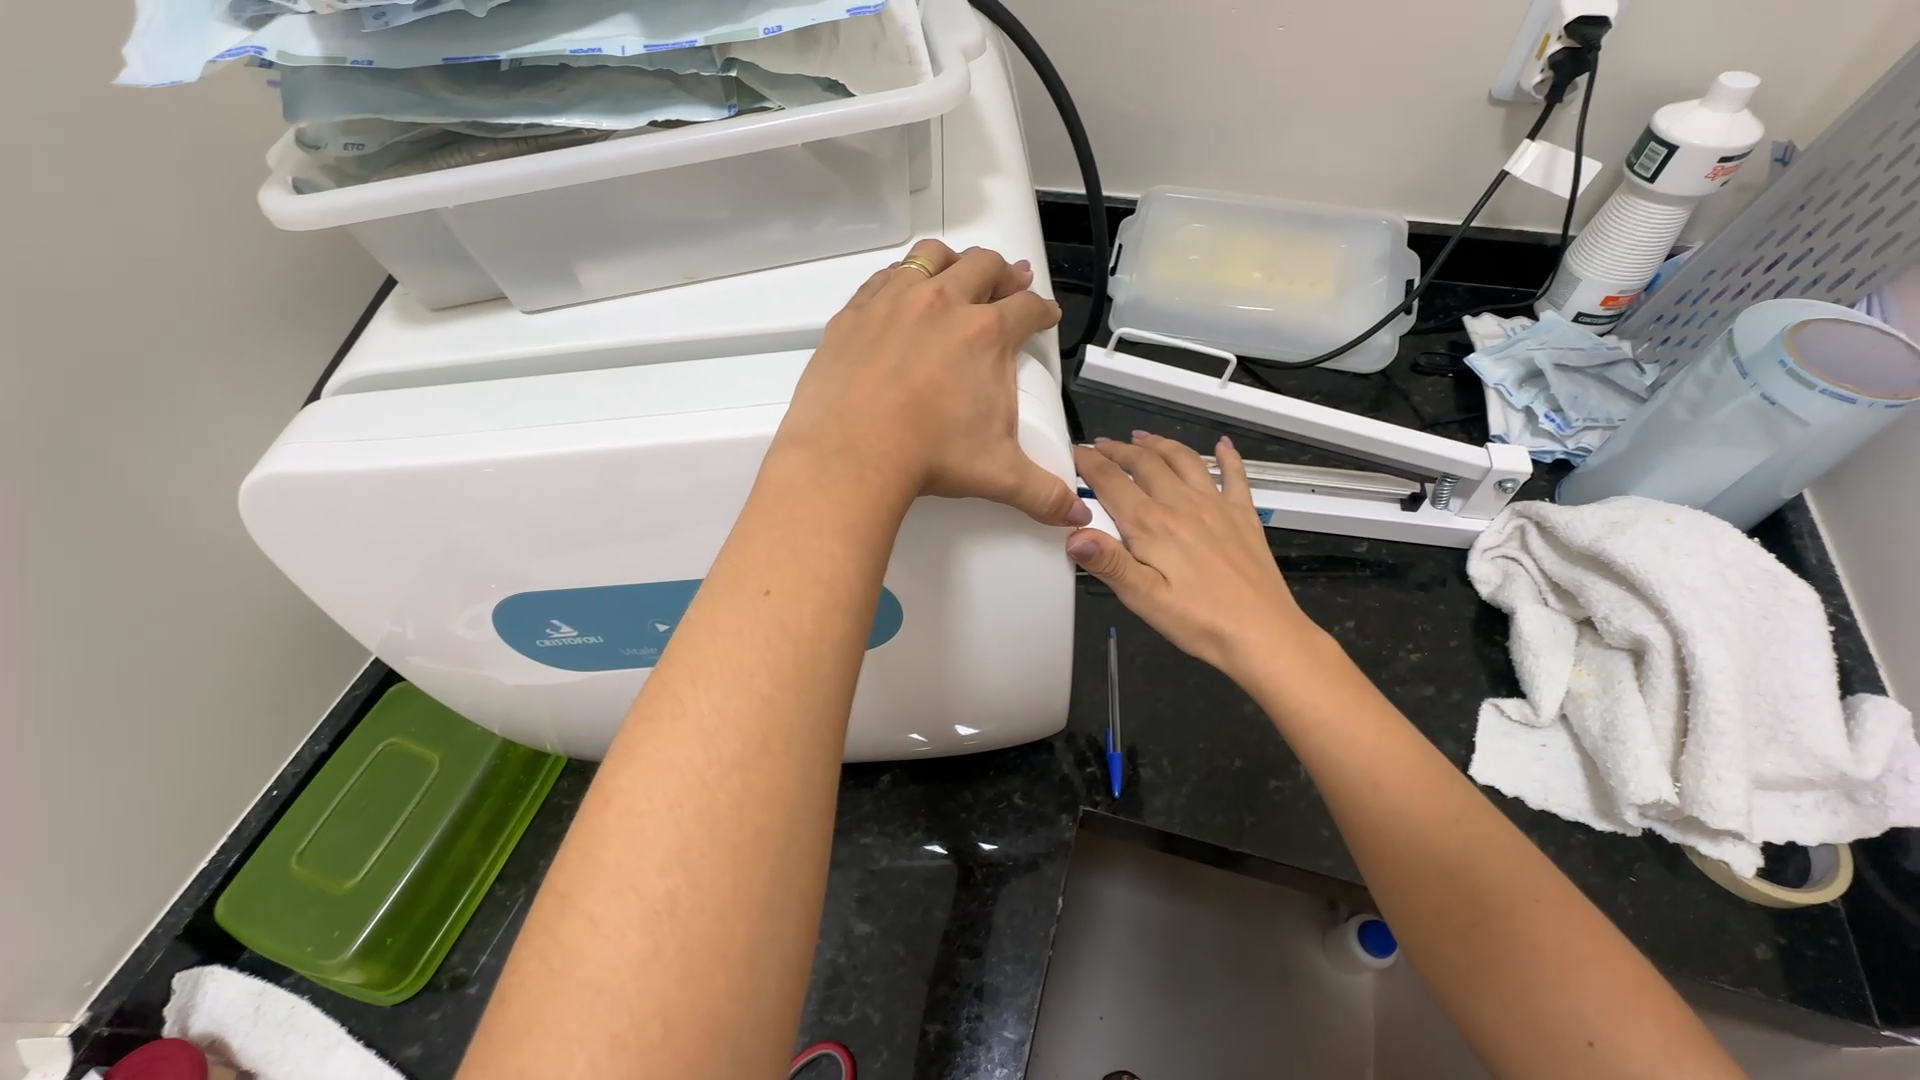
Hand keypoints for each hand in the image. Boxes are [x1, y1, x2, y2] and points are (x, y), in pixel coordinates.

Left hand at [771, 239, 1090, 527]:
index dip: (1043, 310)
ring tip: (958, 271)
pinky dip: (900, 276)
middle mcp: (944, 306)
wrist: (850, 453)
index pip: (1027, 309)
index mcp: (986, 335)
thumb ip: (1043, 492)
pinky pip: (884, 276)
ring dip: (953, 260)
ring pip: (933, 257)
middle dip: (1004, 273)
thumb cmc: (924, 455)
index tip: (1044, 314)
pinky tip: (901, 291)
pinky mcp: (856, 313)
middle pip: (984, 267)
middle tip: (1010, 283)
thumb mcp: (997, 475)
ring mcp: (896, 303)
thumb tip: (1072, 513)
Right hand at [1069, 433, 1323, 681]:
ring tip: (1143, 438)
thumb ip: (1108, 562)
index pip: (1111, 482)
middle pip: (1145, 463)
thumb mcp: (1143, 598)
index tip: (1076, 454)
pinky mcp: (1243, 516)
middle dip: (1119, 450)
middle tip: (1102, 445)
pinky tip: (1223, 445)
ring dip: (1160, 444)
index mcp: (1152, 526)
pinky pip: (1234, 475)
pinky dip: (1227, 456)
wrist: (1262, 633)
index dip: (1089, 463)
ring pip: (1183, 460)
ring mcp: (1216, 506)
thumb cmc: (1200, 621)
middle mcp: (1182, 506)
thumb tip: (1074, 535)